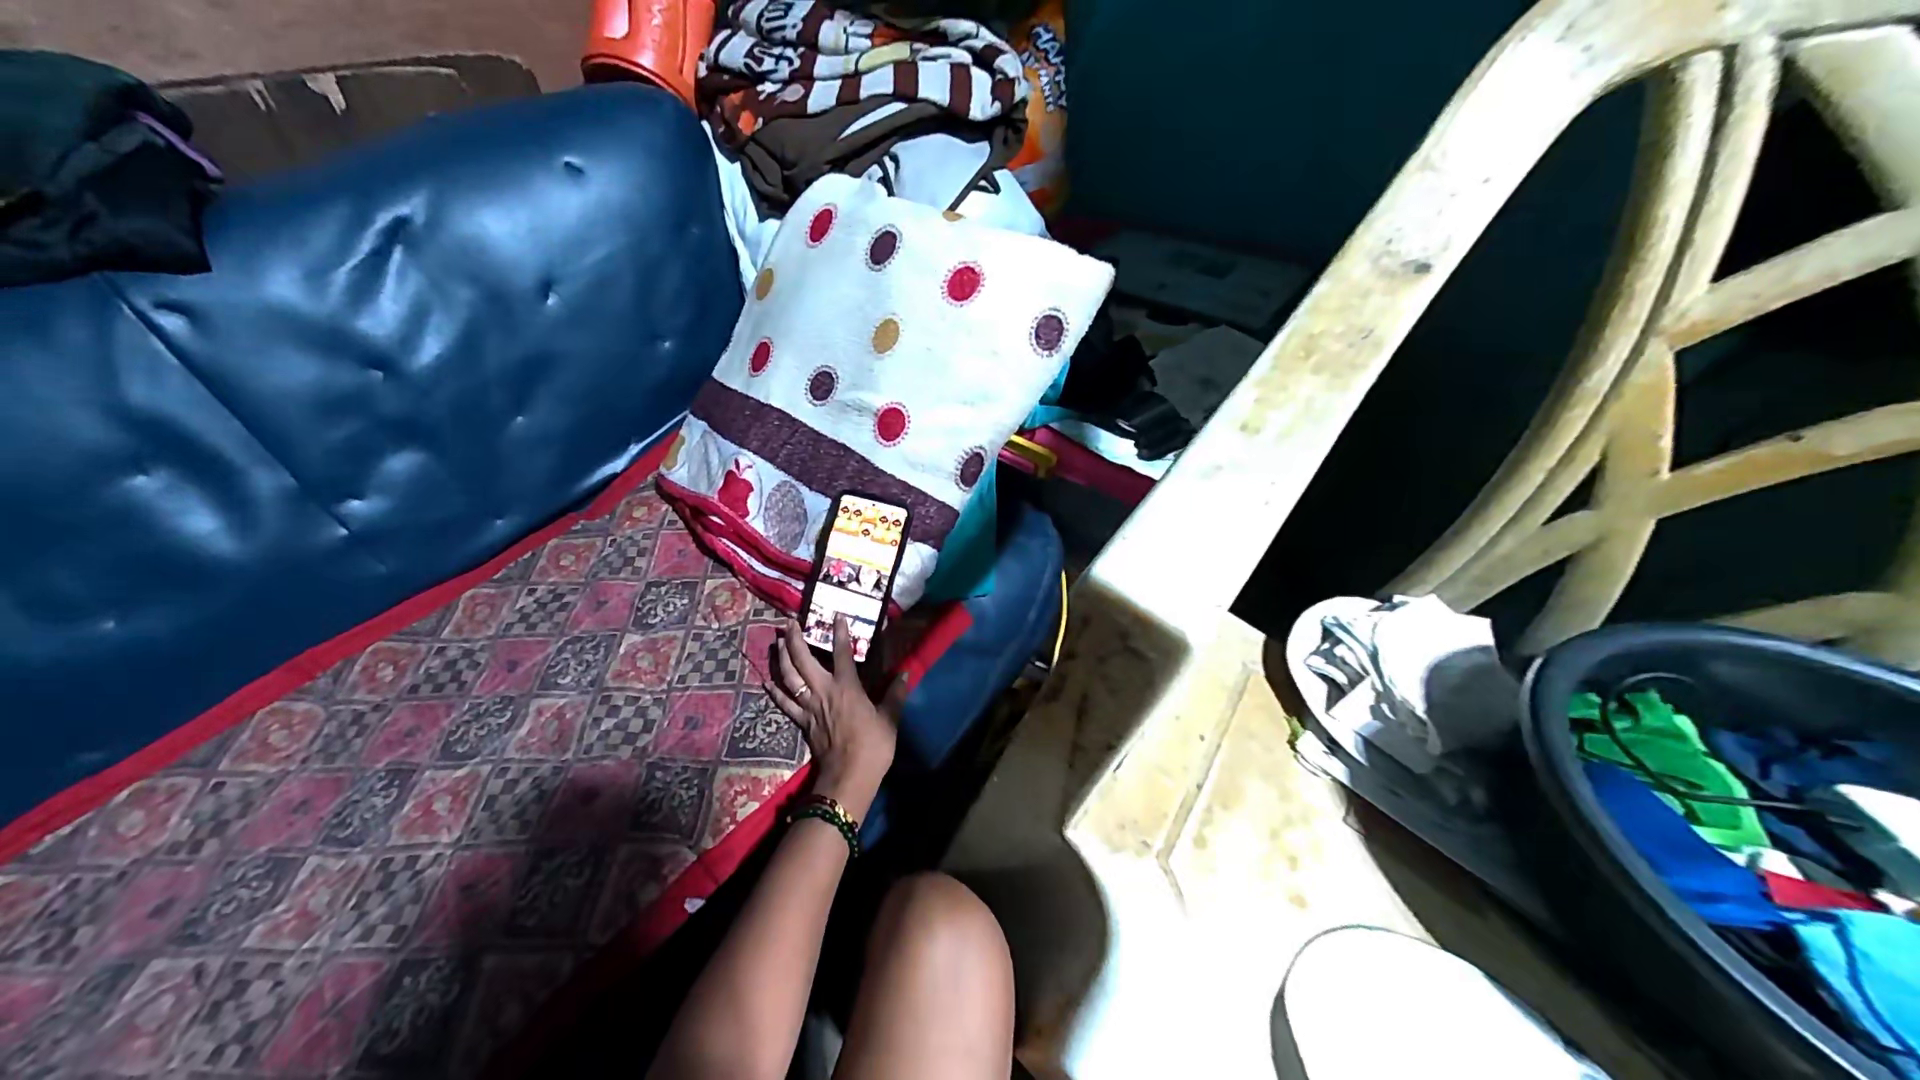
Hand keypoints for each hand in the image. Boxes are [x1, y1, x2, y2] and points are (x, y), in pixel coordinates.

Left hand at [768, 615, 908, 818]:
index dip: (839, 633)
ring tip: (779, 641)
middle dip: (795, 639)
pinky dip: (775, 691)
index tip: (836, 615)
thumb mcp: (890, 719)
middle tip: (791, 621)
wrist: (848, 777)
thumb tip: (905, 674)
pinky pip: (785, 703)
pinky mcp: (802, 722)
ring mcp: (809, 706)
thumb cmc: (873, 746)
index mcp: (847, 687)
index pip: (842, 653)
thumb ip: (895, 694)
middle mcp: (824, 691)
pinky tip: (768, 681)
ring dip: (782, 657)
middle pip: (803, 660)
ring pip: (789, 677)